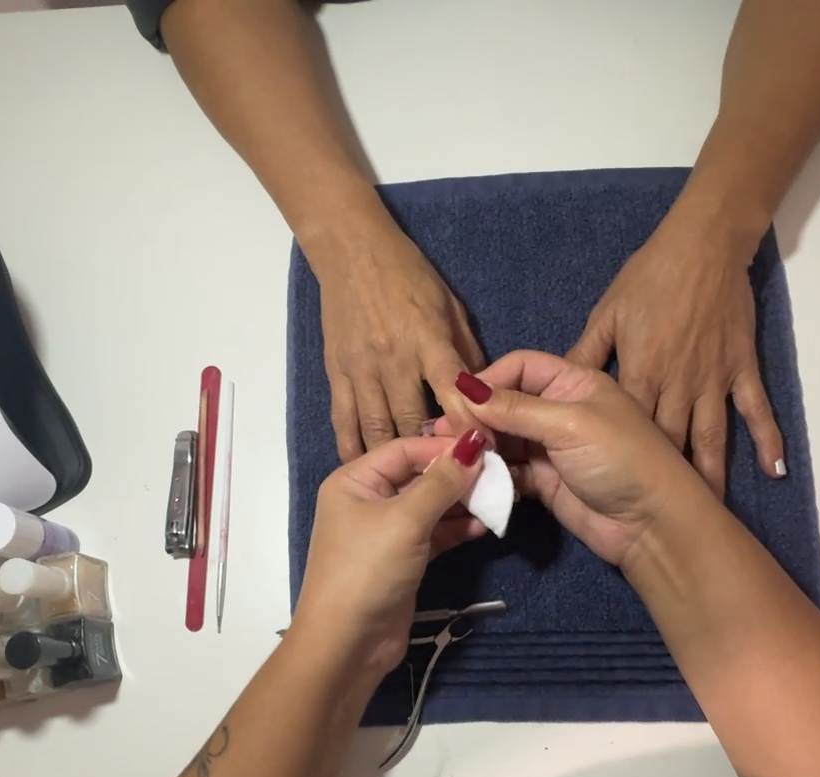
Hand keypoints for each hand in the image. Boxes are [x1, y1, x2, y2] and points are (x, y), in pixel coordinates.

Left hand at [294, 432, 487, 679]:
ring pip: (431, 506)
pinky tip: (483, 527)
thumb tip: (474, 445)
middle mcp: (368, 501)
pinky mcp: (403, 559)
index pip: (405, 449)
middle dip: (458, 476)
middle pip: (420, 475)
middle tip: (499, 473)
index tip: (486, 447)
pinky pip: (434, 534)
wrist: (348, 642)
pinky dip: (457, 529)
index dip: (444, 446)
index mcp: (355, 481)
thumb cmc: (368, 570)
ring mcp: (386, 532)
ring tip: (498, 499)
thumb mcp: (405, 520)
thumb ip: (442, 482)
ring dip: (462, 503)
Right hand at [318, 226, 486, 460]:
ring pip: (377, 428)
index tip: (484, 453)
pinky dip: (352, 448)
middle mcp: (393, 359)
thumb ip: (464, 352)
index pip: (453, 393)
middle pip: (413, 421)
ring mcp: (361, 369)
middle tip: (448, 480)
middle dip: (431, 452)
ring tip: (410, 483)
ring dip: (394, 459)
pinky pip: (344, 420)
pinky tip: (363, 467)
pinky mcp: (336, 373)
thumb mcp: (449, 306)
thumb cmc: (408, 274)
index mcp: (428, 340)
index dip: (469, 426)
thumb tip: (483, 396)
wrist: (351, 251)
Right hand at [451, 353, 707, 566]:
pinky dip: (490, 475)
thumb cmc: (621, 459)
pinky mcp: (544, 482)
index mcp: (574, 382)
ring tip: (451, 457)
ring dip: (479, 446)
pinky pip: (508, 471)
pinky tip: (472, 480)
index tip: (457, 401)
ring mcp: (550, 448)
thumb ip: (515, 407)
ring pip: (503, 439)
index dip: (487, 380)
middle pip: (506, 403)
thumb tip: (463, 388)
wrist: (652, 524)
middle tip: (447, 434)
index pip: (520, 367)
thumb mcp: (569, 424)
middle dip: (477, 416)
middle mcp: (559, 410)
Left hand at [566, 218, 783, 496]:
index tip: (599, 497)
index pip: (624, 429)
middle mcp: (675, 386)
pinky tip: (775, 471)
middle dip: (661, 484)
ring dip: (710, 475)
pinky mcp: (741, 369)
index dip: (611, 462)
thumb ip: (582, 356)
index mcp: (637, 375)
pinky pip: (755, 409)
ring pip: (709, 438)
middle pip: (665, 443)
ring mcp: (712, 381)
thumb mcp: (605, 316)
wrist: (705, 244)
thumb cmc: (648, 278)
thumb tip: (548, 386)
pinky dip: (767, 439)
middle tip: (659, 522)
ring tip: (710, 512)